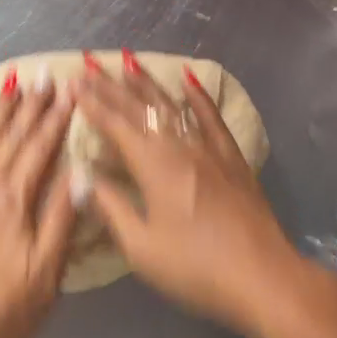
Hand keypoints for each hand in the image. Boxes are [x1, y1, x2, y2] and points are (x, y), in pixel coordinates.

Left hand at [0, 69, 81, 337]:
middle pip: (13, 135)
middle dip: (32, 103)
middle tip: (44, 73)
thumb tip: (83, 171)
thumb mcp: (45, 274)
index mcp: (15, 199)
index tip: (70, 89)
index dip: (57, 118)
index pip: (41, 147)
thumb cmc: (2, 309)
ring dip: (2, 108)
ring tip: (13, 80)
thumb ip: (61, 218)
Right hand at [76, 56, 297, 334]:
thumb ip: (111, 208)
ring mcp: (208, 148)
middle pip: (138, 108)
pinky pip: (212, 118)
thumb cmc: (196, 267)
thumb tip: (81, 177)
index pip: (114, 125)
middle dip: (110, 85)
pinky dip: (199, 97)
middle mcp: (178, 146)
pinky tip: (190, 79)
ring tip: (129, 61)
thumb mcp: (142, 248)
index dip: (92, 103)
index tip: (73, 81)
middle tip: (90, 63)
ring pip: (172, 106)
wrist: (263, 277)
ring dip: (148, 83)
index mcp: (152, 164)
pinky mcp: (231, 158)